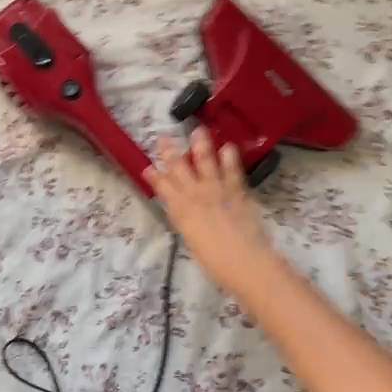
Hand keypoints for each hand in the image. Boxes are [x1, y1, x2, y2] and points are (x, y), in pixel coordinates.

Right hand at [146, 128, 283, 292]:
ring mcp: (217, 190)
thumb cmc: (214, 261)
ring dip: (200, 145)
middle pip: (179, 168)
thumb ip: (186, 221)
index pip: (162, 188)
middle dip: (169, 152)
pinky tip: (228, 147)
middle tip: (163, 138)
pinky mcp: (237, 191)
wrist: (244, 261)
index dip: (154, 176)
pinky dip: (229, 158)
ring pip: (205, 162)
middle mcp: (195, 195)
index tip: (147, 167)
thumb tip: (184, 211)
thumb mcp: (191, 240)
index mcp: (180, 210)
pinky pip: (232, 170)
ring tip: (198, 130)